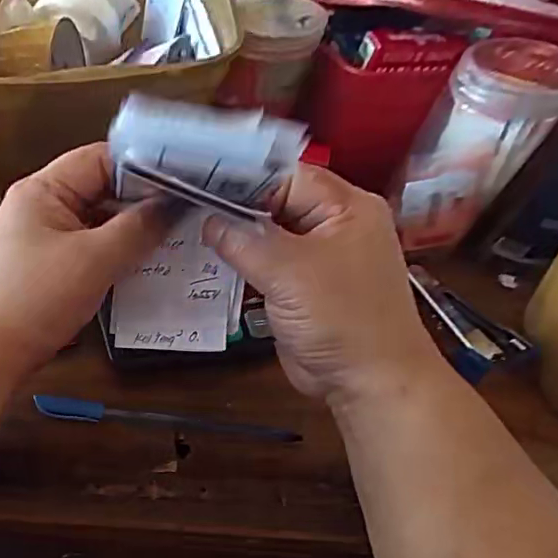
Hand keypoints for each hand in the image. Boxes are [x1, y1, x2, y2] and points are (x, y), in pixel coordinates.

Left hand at [0, 143, 170, 370]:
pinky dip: (115, 256)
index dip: (140, 169)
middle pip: (100, 191)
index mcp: (42, 189)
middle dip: (139, 204)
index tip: (178, 185)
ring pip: (98, 224)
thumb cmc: (36, 301)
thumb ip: (137, 229)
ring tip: (169, 242)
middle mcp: (41, 207)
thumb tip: (172, 206)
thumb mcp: (95, 260)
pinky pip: (90, 250)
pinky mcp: (50, 268)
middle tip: (181, 217)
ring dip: (129, 233)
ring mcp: (44, 239)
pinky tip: (141, 267)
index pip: (100, 160)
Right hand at [202, 166, 437, 404]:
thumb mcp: (289, 271)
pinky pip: (270, 274)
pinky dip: (245, 273)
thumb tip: (210, 221)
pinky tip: (213, 270)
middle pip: (278, 207)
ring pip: (271, 243)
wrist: (367, 381)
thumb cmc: (340, 318)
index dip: (246, 180)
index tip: (202, 185)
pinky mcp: (304, 295)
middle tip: (190, 211)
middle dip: (237, 212)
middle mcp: (334, 229)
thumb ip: (245, 241)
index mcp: (346, 208)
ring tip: (193, 238)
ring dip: (238, 246)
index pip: (288, 177)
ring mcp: (319, 264)